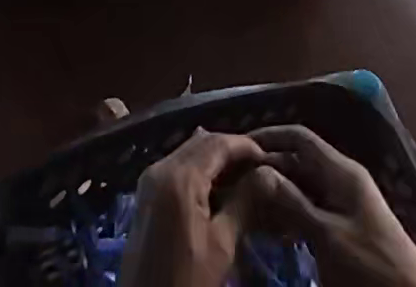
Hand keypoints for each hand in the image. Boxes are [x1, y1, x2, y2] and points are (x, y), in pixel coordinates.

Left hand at [119, 129, 267, 286]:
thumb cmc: (186, 282)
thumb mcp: (221, 245)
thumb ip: (243, 202)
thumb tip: (266, 174)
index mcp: (179, 177)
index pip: (218, 143)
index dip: (245, 146)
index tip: (269, 157)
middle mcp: (160, 167)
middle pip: (202, 142)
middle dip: (231, 150)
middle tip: (259, 166)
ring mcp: (150, 179)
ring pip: (189, 152)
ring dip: (216, 158)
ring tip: (244, 176)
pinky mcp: (146, 193)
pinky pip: (177, 166)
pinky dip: (200, 169)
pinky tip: (218, 187)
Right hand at [242, 126, 415, 286]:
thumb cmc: (371, 265)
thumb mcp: (328, 236)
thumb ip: (292, 202)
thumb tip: (259, 171)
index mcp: (342, 171)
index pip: (300, 138)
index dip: (270, 136)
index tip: (239, 147)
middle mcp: (342, 180)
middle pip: (299, 162)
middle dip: (269, 169)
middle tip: (235, 183)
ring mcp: (344, 205)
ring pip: (302, 189)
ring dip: (276, 195)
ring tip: (245, 206)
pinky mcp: (344, 229)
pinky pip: (310, 211)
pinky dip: (289, 216)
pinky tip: (269, 231)